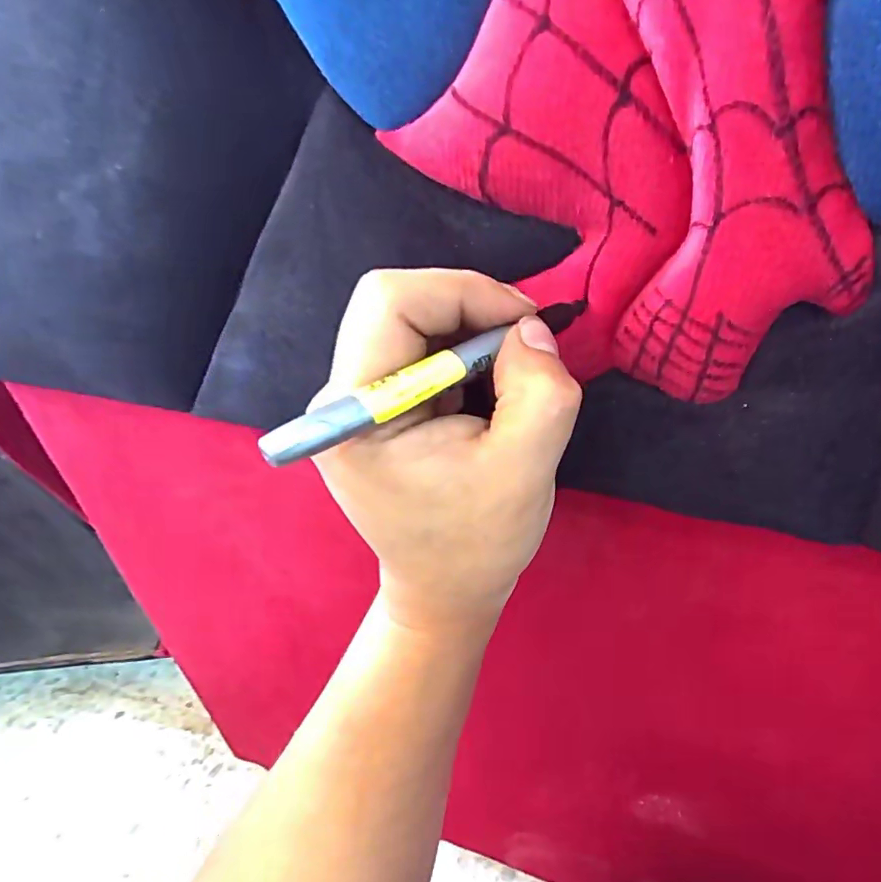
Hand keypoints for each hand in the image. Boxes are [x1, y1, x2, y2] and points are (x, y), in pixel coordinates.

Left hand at [312, 269, 582, 640]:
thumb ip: (541, 389)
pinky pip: (417, 344)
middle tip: (522, 343)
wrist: (444, 589)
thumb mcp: (527, 467)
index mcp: (357, 415)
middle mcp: (339, 397)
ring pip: (409, 316)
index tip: (525, 324)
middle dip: (468, 307)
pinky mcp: (374, 402)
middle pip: (396, 301)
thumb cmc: (478, 542)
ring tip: (508, 375)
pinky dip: (463, 348)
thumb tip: (528, 327)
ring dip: (469, 329)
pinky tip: (486, 389)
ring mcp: (353, 399)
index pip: (391, 301)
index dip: (464, 292)